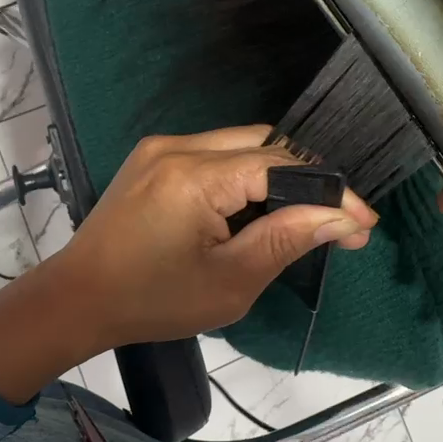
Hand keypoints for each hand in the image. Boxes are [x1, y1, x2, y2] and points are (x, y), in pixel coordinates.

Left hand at [61, 125, 376, 348]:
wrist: (80, 296)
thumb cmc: (154, 299)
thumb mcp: (230, 280)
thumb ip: (287, 239)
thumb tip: (343, 217)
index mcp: (194, 174)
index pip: (280, 164)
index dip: (327, 191)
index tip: (362, 225)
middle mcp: (175, 147)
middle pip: (260, 143)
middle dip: (304, 178)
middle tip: (334, 223)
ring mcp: (158, 149)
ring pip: (236, 145)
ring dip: (272, 176)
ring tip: (297, 221)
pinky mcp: (149, 160)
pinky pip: (209, 154)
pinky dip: (239, 177)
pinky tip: (253, 212)